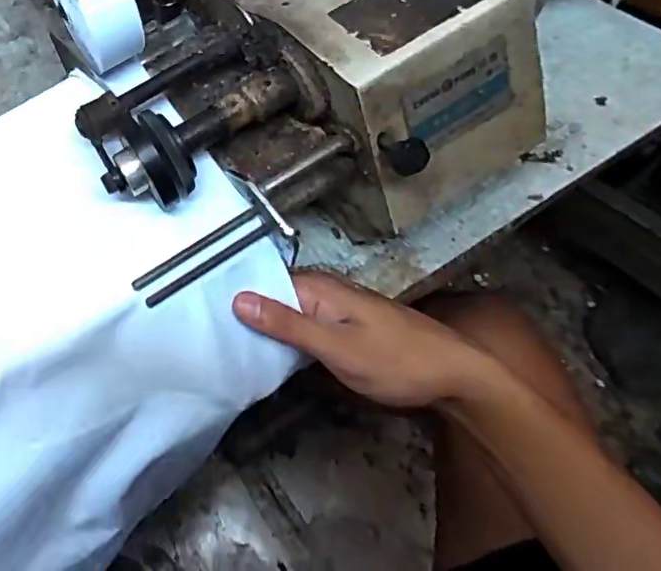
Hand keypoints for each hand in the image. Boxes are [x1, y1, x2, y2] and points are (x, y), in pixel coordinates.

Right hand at [233, 271, 504, 407]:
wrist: (454, 376)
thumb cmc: (396, 361)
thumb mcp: (336, 348)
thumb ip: (287, 324)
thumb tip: (239, 298)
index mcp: (317, 287)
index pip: (263, 283)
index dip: (236, 297)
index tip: (206, 314)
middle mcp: (323, 290)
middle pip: (273, 297)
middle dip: (247, 313)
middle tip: (213, 336)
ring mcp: (334, 308)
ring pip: (288, 312)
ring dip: (266, 328)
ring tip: (232, 345)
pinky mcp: (343, 327)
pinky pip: (303, 325)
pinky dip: (287, 338)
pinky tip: (271, 355)